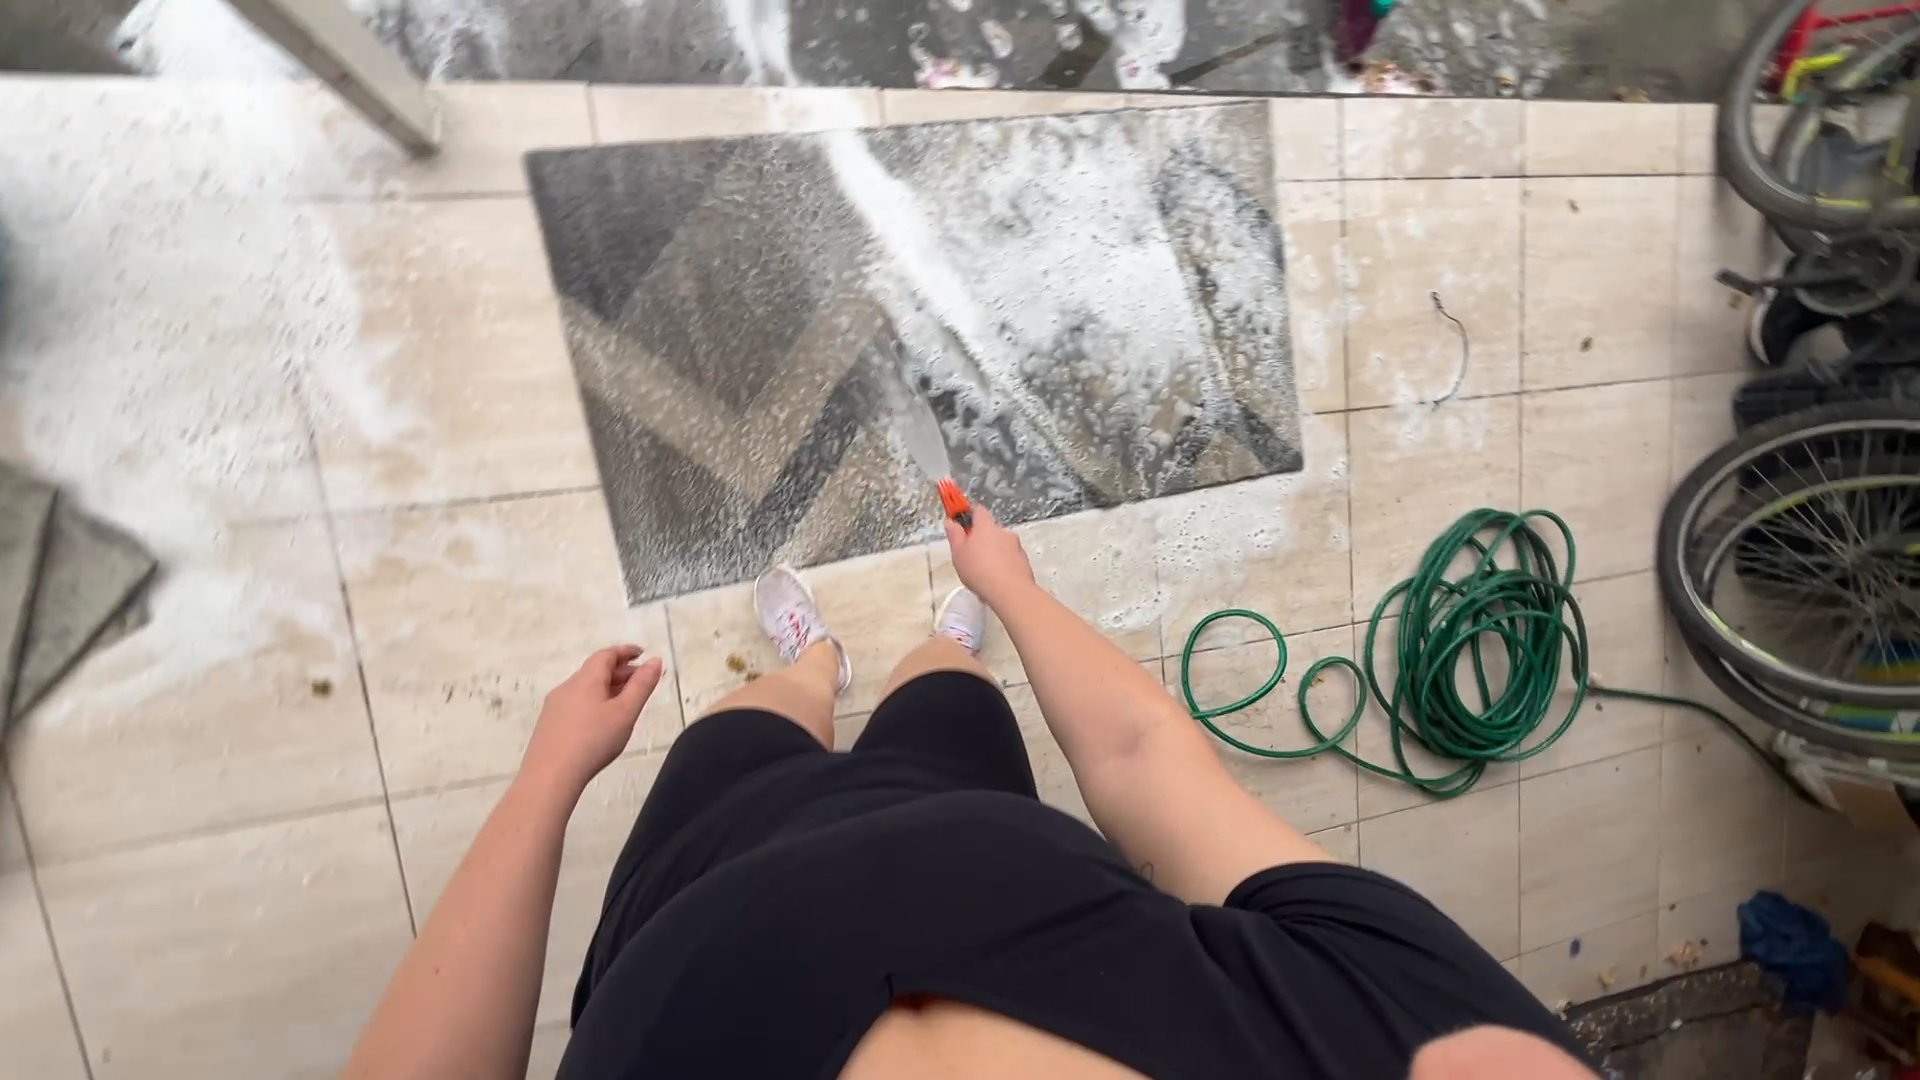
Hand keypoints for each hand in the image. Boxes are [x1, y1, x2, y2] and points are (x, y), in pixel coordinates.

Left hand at [521, 645, 663, 793]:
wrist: (550, 777)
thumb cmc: (593, 741)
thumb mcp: (625, 712)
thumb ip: (642, 685)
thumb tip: (655, 661)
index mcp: (585, 680)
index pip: (606, 655)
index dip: (625, 651)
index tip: (642, 653)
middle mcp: (566, 688)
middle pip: (595, 670)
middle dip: (620, 671)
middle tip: (642, 681)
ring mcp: (554, 706)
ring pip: (585, 688)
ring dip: (608, 687)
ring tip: (626, 702)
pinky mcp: (548, 724)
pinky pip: (576, 702)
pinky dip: (594, 701)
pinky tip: (602, 720)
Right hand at [943, 504, 1034, 607]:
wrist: (1010, 591)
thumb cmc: (978, 570)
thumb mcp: (958, 553)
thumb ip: (954, 535)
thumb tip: (951, 521)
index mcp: (986, 526)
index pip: (979, 510)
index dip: (970, 516)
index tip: (963, 526)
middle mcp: (1003, 531)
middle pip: (991, 530)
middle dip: (982, 540)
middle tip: (971, 557)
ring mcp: (1017, 546)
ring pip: (1002, 545)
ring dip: (994, 553)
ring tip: (984, 573)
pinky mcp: (1025, 561)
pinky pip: (1010, 558)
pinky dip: (1004, 564)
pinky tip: (997, 581)